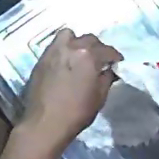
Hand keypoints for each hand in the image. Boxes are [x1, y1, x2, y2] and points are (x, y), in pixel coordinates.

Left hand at [16, 29, 121, 149]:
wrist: (45, 123)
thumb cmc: (76, 112)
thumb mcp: (99, 97)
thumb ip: (106, 79)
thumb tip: (108, 70)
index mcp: (88, 56)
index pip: (107, 50)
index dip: (115, 57)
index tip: (117, 62)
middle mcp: (71, 47)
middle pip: (89, 39)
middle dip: (98, 48)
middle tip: (100, 59)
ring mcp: (54, 51)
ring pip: (69, 35)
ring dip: (78, 41)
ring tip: (80, 54)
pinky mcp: (42, 58)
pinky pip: (55, 44)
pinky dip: (63, 47)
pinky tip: (66, 60)